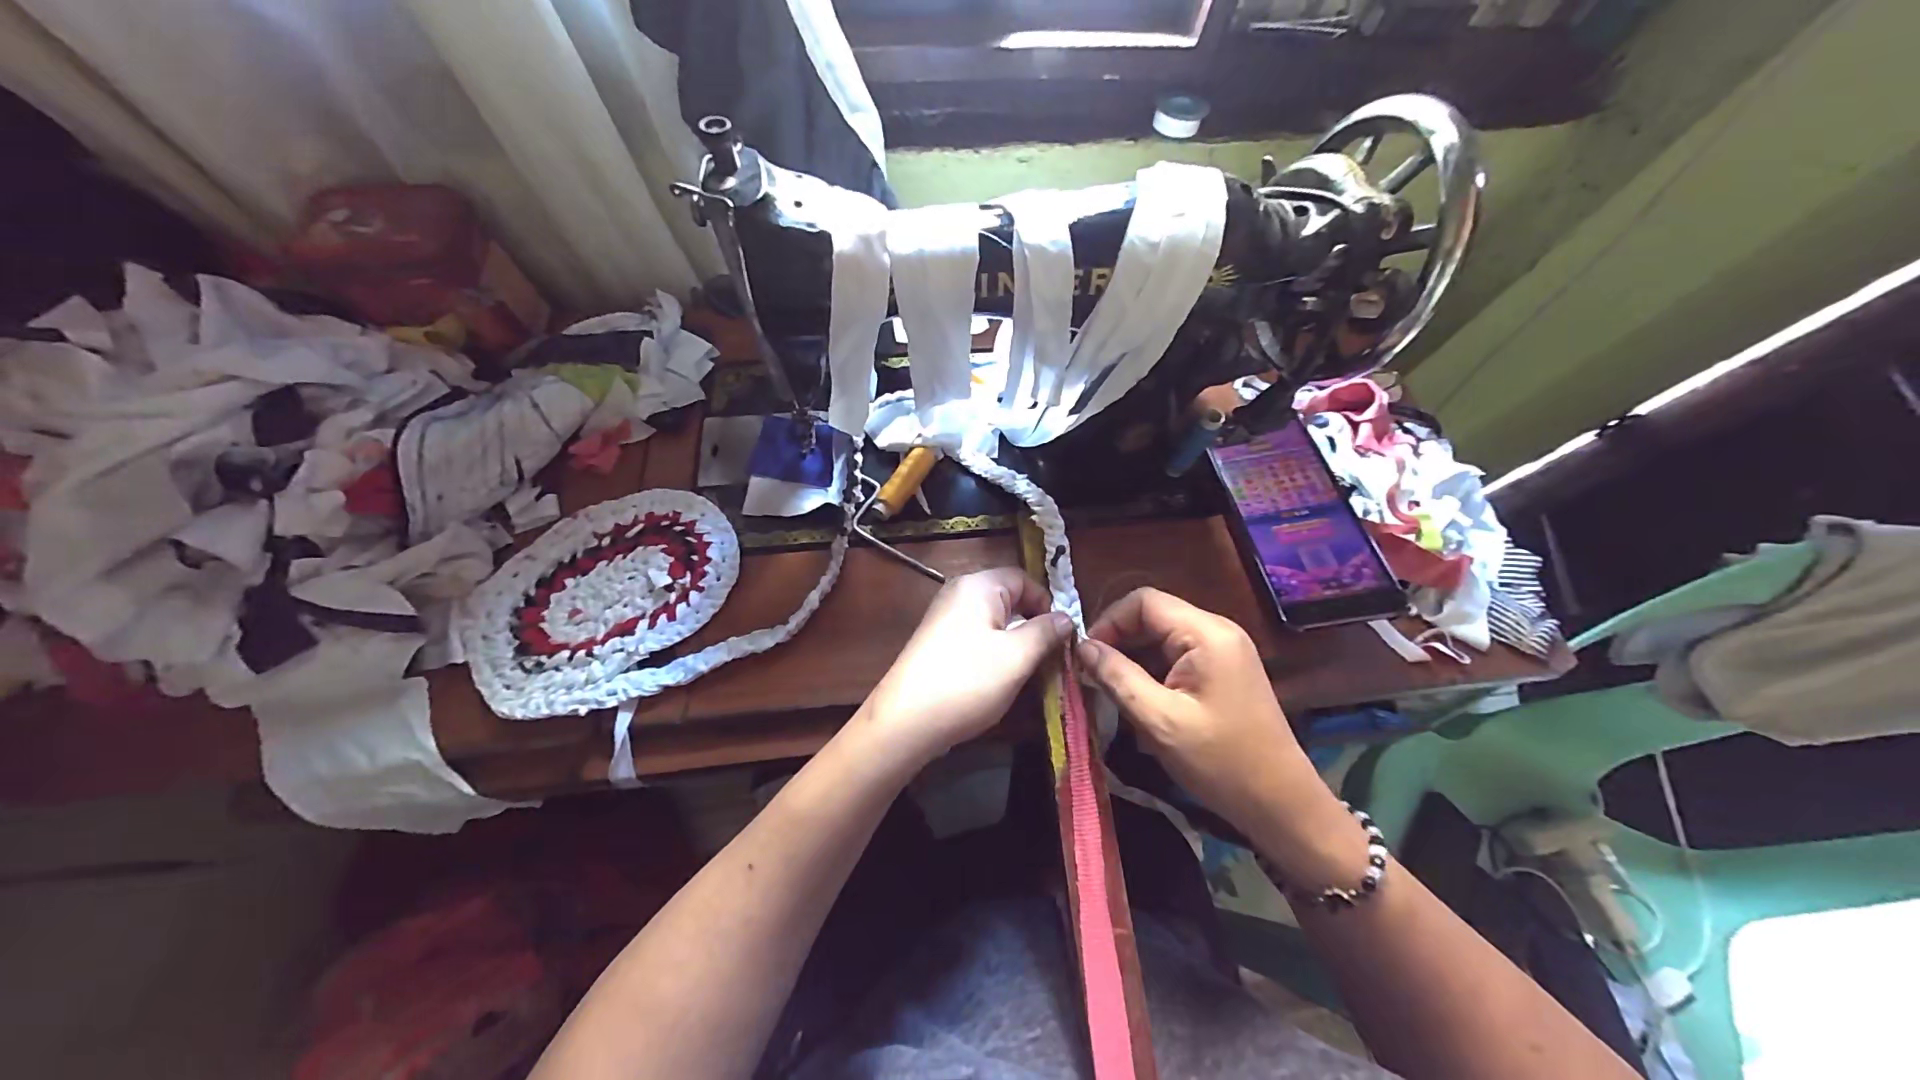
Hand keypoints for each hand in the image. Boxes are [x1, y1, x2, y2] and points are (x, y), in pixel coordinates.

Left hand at [858, 568, 1072, 769]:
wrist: (907, 721)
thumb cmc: (967, 681)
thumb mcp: (1017, 656)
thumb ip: (1046, 632)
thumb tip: (1066, 617)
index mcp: (978, 586)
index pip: (1024, 579)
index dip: (1047, 604)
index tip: (1062, 637)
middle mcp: (959, 594)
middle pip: (1009, 600)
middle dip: (1033, 626)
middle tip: (1050, 659)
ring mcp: (945, 620)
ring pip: (994, 623)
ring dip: (1015, 645)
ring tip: (1027, 674)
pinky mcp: (938, 645)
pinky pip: (977, 640)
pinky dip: (994, 655)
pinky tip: (998, 682)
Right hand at [1076, 588, 1351, 877]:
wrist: (1280, 803)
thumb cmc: (1220, 761)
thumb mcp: (1159, 720)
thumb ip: (1117, 677)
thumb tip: (1082, 647)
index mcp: (1206, 634)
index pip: (1143, 601)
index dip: (1108, 621)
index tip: (1086, 657)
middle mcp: (1218, 630)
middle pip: (1153, 615)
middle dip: (1118, 641)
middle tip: (1093, 676)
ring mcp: (1224, 649)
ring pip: (1162, 636)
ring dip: (1133, 658)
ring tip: (1111, 691)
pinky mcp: (1224, 669)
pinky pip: (1177, 655)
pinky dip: (1152, 671)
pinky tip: (1140, 701)